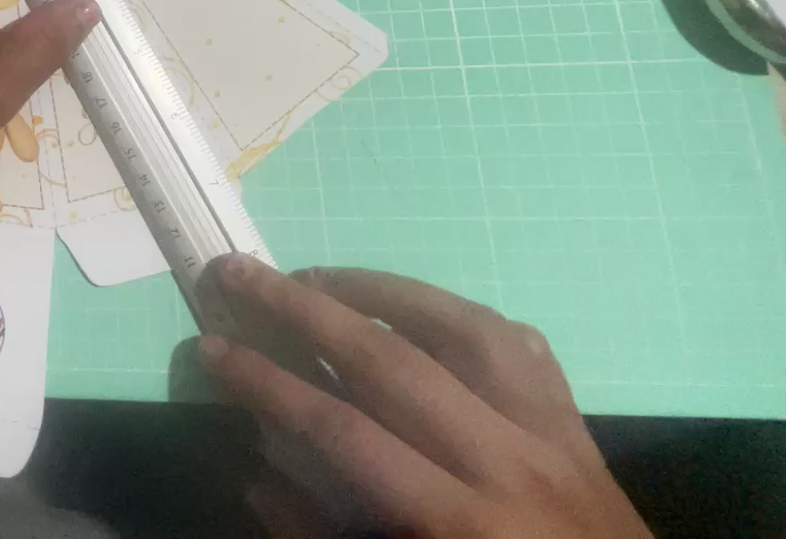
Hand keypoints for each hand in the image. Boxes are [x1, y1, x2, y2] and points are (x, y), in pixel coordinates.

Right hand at [200, 255, 651, 538]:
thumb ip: (315, 532)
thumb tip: (251, 467)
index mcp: (459, 525)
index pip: (337, 429)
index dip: (263, 382)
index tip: (208, 347)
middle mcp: (509, 469)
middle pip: (387, 360)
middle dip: (298, 308)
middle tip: (238, 272)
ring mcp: (554, 440)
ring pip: (462, 330)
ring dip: (377, 289)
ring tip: (317, 276)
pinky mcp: (577, 429)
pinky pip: (517, 345)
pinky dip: (454, 311)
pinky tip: (406, 305)